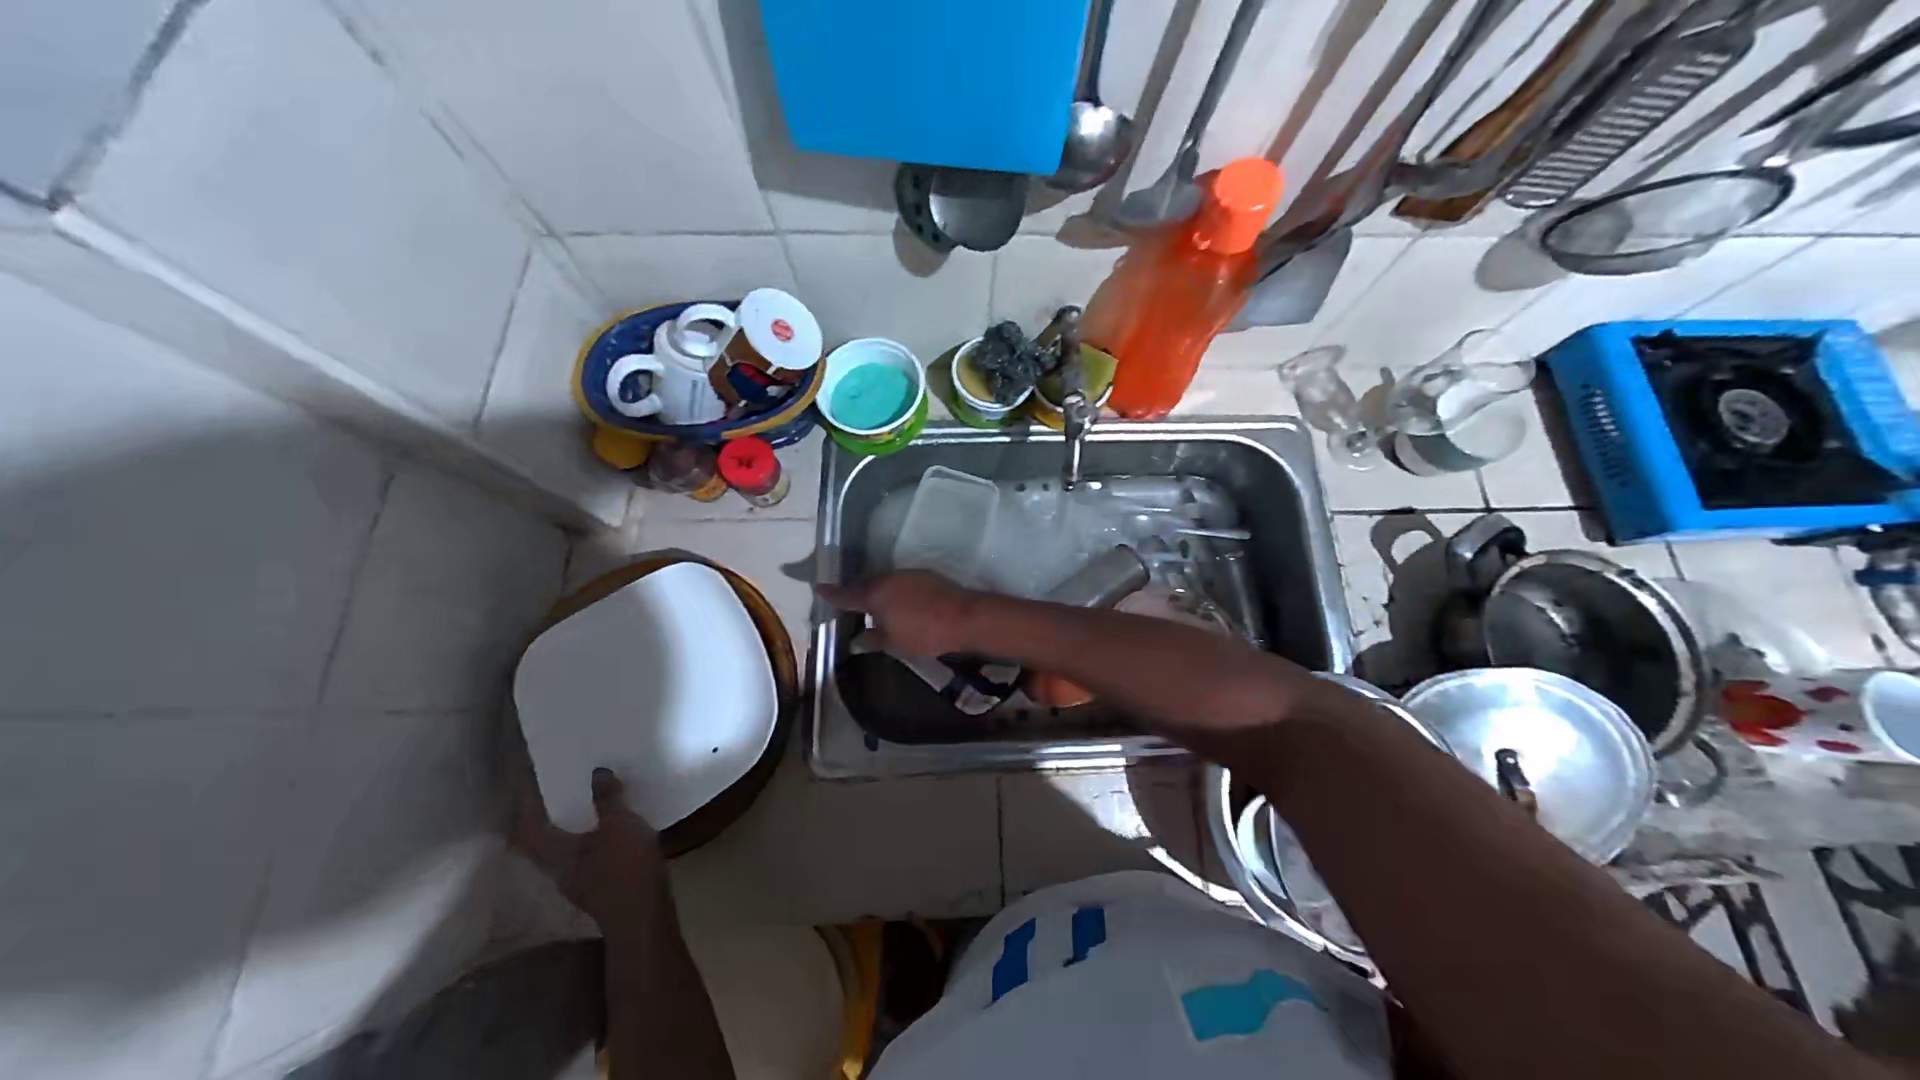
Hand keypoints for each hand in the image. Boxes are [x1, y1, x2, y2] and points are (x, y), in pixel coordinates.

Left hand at [513, 767, 666, 936]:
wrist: (643, 916)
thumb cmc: (625, 867)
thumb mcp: (620, 824)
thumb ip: (608, 799)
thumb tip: (596, 773)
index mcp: (553, 851)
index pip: (526, 826)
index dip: (525, 803)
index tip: (531, 780)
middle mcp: (556, 868)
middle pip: (540, 839)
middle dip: (546, 814)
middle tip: (558, 787)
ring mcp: (575, 880)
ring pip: (561, 849)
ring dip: (568, 827)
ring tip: (584, 802)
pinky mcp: (595, 886)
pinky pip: (582, 855)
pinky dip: (587, 838)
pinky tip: (607, 828)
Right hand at [817, 571, 980, 656]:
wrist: (963, 618)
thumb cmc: (923, 634)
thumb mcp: (893, 643)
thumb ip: (872, 640)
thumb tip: (857, 641)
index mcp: (874, 594)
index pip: (846, 594)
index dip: (831, 594)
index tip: (819, 588)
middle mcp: (887, 579)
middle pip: (865, 584)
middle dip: (855, 592)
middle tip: (846, 601)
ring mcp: (907, 575)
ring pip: (883, 582)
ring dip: (876, 591)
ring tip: (872, 606)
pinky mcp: (924, 576)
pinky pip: (899, 582)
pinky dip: (893, 591)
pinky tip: (897, 603)